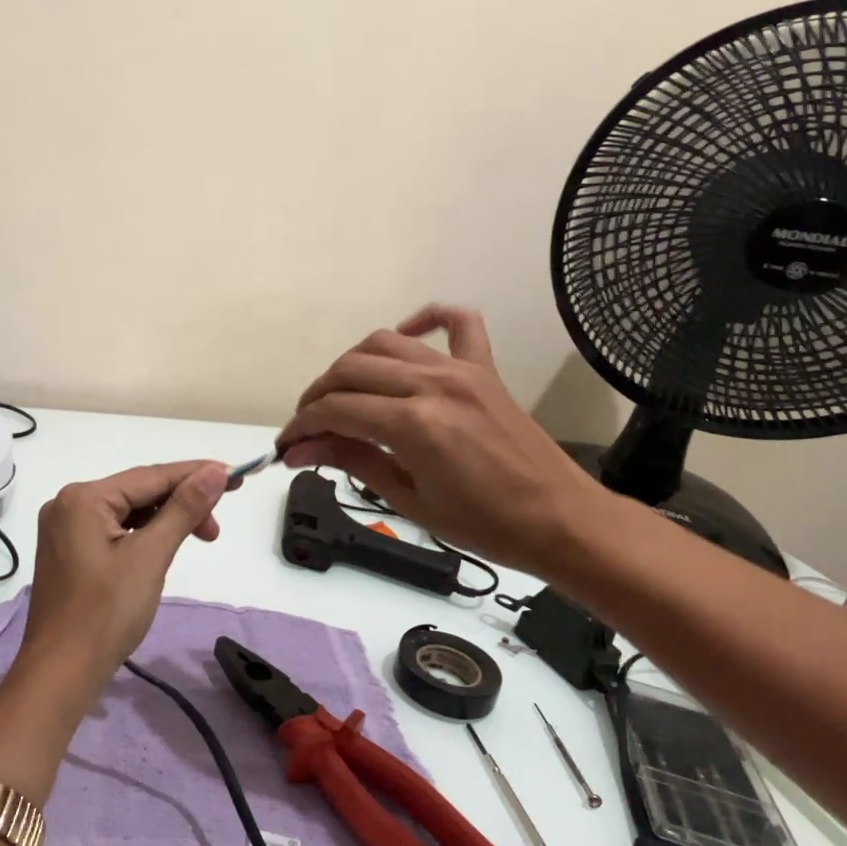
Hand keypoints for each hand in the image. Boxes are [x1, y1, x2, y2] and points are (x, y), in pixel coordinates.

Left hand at [21, 461, 229, 689]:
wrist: (61, 673)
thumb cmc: (106, 614)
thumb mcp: (150, 556)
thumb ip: (183, 509)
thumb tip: (214, 472)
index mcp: (83, 498)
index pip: (151, 475)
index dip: (197, 474)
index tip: (237, 476)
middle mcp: (69, 503)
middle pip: (139, 491)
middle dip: (183, 503)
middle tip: (217, 528)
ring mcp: (65, 528)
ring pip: (129, 511)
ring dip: (167, 521)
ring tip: (201, 538)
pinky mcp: (69, 551)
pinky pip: (115, 529)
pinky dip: (145, 535)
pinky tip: (165, 547)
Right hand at [275, 304, 609, 579]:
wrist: (559, 520)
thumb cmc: (485, 526)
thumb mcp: (409, 500)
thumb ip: (353, 462)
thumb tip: (300, 451)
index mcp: (413, 424)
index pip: (336, 410)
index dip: (301, 427)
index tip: (286, 447)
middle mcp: (433, 384)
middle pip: (351, 369)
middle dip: (317, 396)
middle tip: (308, 427)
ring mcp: (461, 370)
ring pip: (386, 343)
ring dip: (352, 364)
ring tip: (341, 394)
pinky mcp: (484, 369)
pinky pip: (457, 323)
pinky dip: (426, 319)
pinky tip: (405, 334)